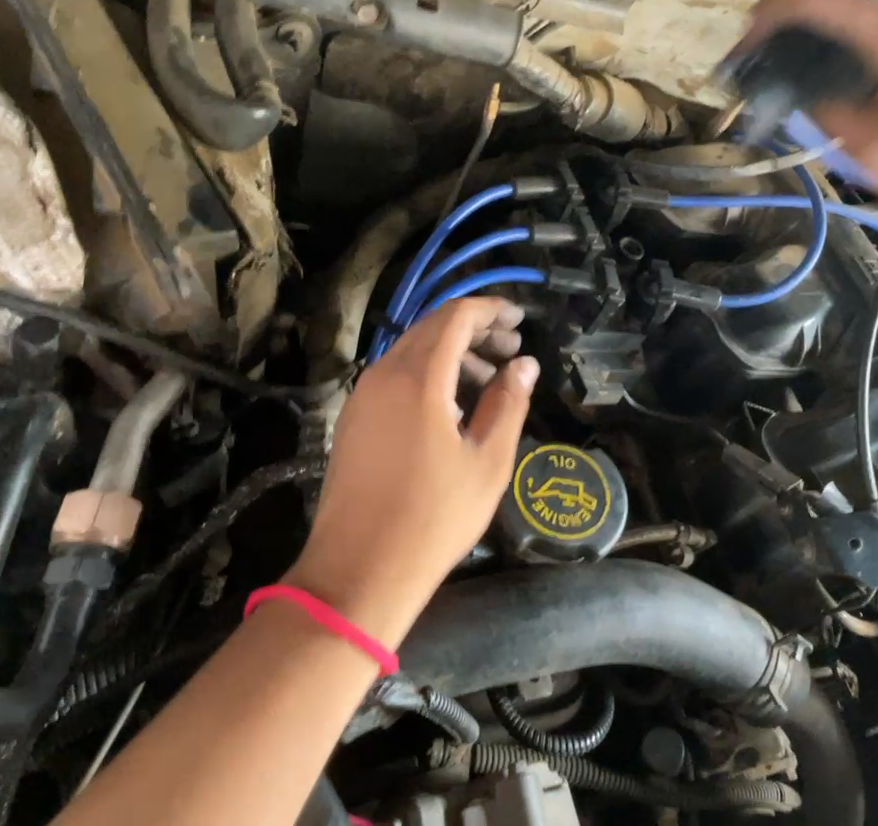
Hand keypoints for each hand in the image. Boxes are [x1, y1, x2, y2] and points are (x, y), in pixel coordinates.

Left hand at [287, 298, 537, 646]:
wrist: (359, 568)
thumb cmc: (433, 517)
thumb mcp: (488, 462)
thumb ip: (508, 404)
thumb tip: (524, 364)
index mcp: (419, 378)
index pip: (455, 317)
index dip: (490, 310)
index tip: (520, 319)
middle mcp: (383, 375)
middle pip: (431, 328)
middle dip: (475, 330)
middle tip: (512, 349)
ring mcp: (362, 397)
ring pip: (410, 352)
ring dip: (451, 354)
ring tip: (489, 380)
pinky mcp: (353, 419)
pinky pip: (394, 377)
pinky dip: (427, 375)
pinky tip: (451, 406)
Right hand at [740, 0, 877, 232]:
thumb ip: (831, 119)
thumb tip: (808, 98)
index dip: (771, 12)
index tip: (745, 42)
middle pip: (844, 8)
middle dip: (798, 41)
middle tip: (774, 82)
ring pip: (870, 27)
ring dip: (834, 54)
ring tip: (814, 98)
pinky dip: (866, 59)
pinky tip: (861, 98)